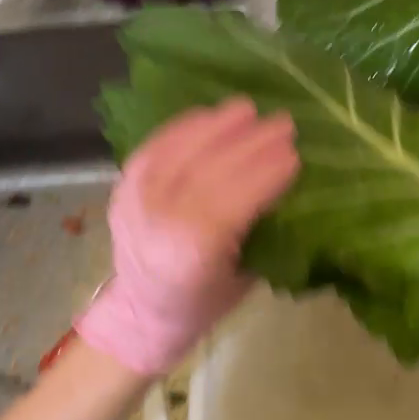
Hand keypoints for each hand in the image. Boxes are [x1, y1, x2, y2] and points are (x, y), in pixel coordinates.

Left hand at [76, 98, 297, 376]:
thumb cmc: (206, 300)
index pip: (230, 201)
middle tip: (284, 122)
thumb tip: (293, 186)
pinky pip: (156, 145)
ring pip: (180, 150)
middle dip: (250, 141)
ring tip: (249, 109)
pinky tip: (212, 115)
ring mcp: (135, 200)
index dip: (264, 173)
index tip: (296, 153)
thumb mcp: (247, 273)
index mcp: (191, 254)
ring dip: (218, 124)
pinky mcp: (123, 186)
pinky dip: (186, 126)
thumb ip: (263, 227)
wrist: (142, 310)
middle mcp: (158, 222)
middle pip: (207, 168)